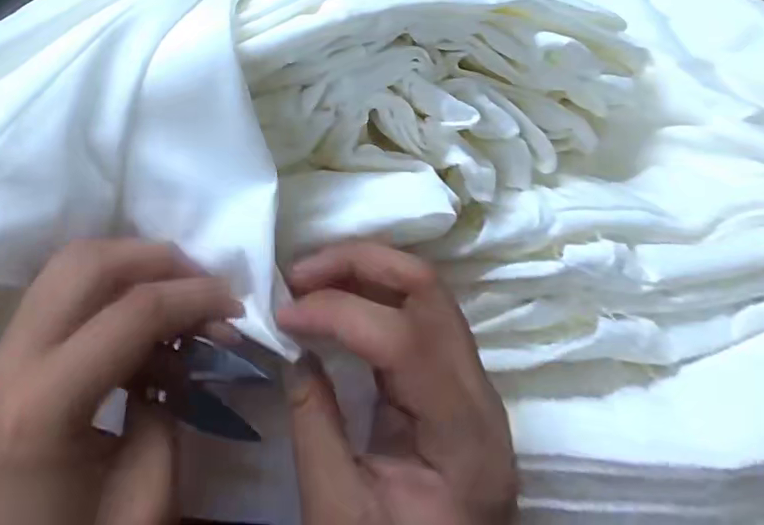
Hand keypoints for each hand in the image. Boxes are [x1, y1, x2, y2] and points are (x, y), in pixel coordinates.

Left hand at [0, 239, 241, 524]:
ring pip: (61, 270)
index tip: (235, 300)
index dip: (190, 296)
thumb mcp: (142, 505)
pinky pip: (51, 302)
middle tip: (203, 282)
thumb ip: (167, 414)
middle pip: (83, 264)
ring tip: (177, 296)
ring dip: (125, 267)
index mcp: (41, 405)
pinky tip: (139, 328)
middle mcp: (7, 364)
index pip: (128, 313)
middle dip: (153, 258)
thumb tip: (181, 351)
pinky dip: (100, 295)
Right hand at [277, 242, 516, 524]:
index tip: (282, 316)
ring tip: (306, 281)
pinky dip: (370, 290)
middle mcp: (481, 400)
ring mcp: (473, 387)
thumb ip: (312, 417)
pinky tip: (332, 298)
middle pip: (428, 290)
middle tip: (295, 275)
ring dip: (361, 269)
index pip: (404, 338)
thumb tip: (290, 342)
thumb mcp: (337, 504)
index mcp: (464, 440)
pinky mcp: (454, 384)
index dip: (336, 311)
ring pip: (425, 290)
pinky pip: (417, 312)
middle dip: (356, 263)